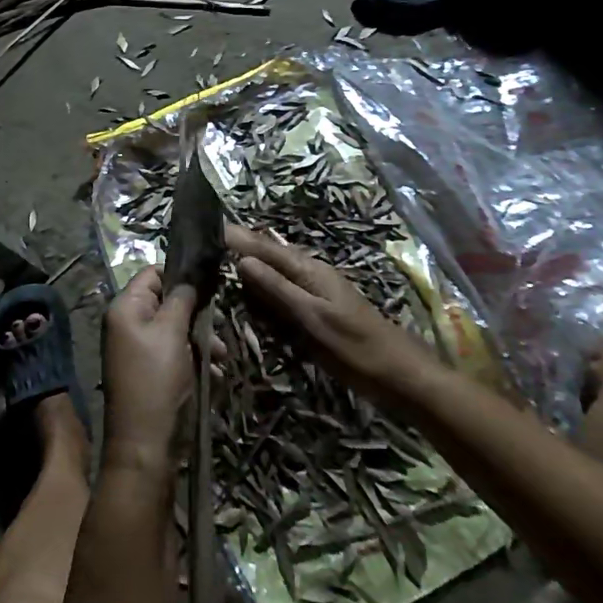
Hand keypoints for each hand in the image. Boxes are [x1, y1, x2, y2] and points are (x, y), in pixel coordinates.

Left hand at [102, 266, 211, 473]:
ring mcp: (141, 350)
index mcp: (125, 308)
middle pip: (168, 303)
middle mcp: (129, 324)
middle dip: (197, 316)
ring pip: (178, 331)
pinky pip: (179, 356)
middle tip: (217, 328)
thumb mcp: (171, 333)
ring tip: (221, 359)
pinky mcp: (154, 373)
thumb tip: (190, 276)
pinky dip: (197, 363)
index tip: (210, 283)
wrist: (146, 443)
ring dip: (202, 342)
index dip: (180, 275)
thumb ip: (182, 300)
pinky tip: (215, 377)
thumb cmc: (156, 379)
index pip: (152, 274)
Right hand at [225, 224, 437, 398]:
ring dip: (246, 269)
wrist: (399, 375)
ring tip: (215, 263)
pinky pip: (279, 295)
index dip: (237, 238)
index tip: (207, 227)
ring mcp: (311, 293)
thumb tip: (241, 259)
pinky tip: (244, 295)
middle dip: (238, 249)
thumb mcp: (312, 317)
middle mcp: (308, 275)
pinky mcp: (312, 311)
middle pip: (266, 257)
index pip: (264, 246)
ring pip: (271, 275)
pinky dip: (259, 292)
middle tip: (203, 245)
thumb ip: (277, 288)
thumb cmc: (356, 345)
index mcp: (308, 270)